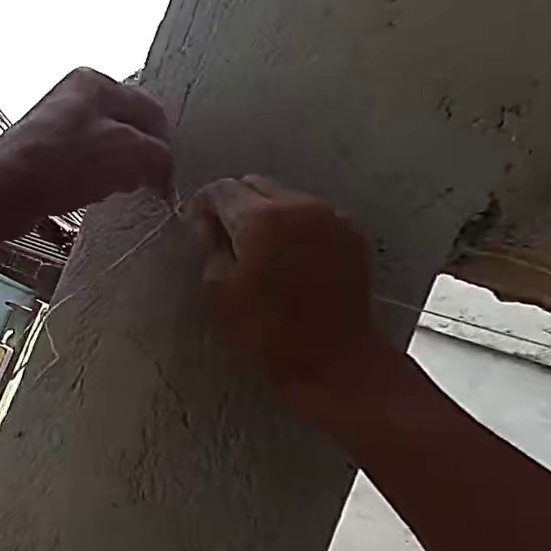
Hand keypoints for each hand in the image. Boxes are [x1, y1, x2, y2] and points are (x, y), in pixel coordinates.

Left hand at [0, 68, 172, 233]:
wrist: (2, 191)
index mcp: (97, 82)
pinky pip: (88, 161)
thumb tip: (165, 172)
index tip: (167, 176)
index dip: (165, 146)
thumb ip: (159, 158)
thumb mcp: (128, 155)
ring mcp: (60, 121)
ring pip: (112, 146)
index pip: (152, 111)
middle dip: (142, 159)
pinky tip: (91, 192)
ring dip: (121, 171)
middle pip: (132, 128)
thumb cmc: (61, 164)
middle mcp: (77, 94)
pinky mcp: (48, 148)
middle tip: (142, 182)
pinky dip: (98, 178)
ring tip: (113, 188)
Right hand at [189, 176, 384, 389]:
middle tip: (226, 238)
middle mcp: (300, 206)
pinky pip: (315, 217)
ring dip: (269, 215)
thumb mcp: (220, 293)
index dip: (203, 204)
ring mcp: (332, 218)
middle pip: (257, 186)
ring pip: (288, 198)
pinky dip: (297, 227)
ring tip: (262, 251)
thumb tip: (209, 225)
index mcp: (262, 218)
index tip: (197, 225)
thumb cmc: (270, 335)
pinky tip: (291, 258)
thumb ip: (210, 247)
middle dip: (236, 205)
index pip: (222, 189)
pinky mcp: (352, 235)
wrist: (336, 363)